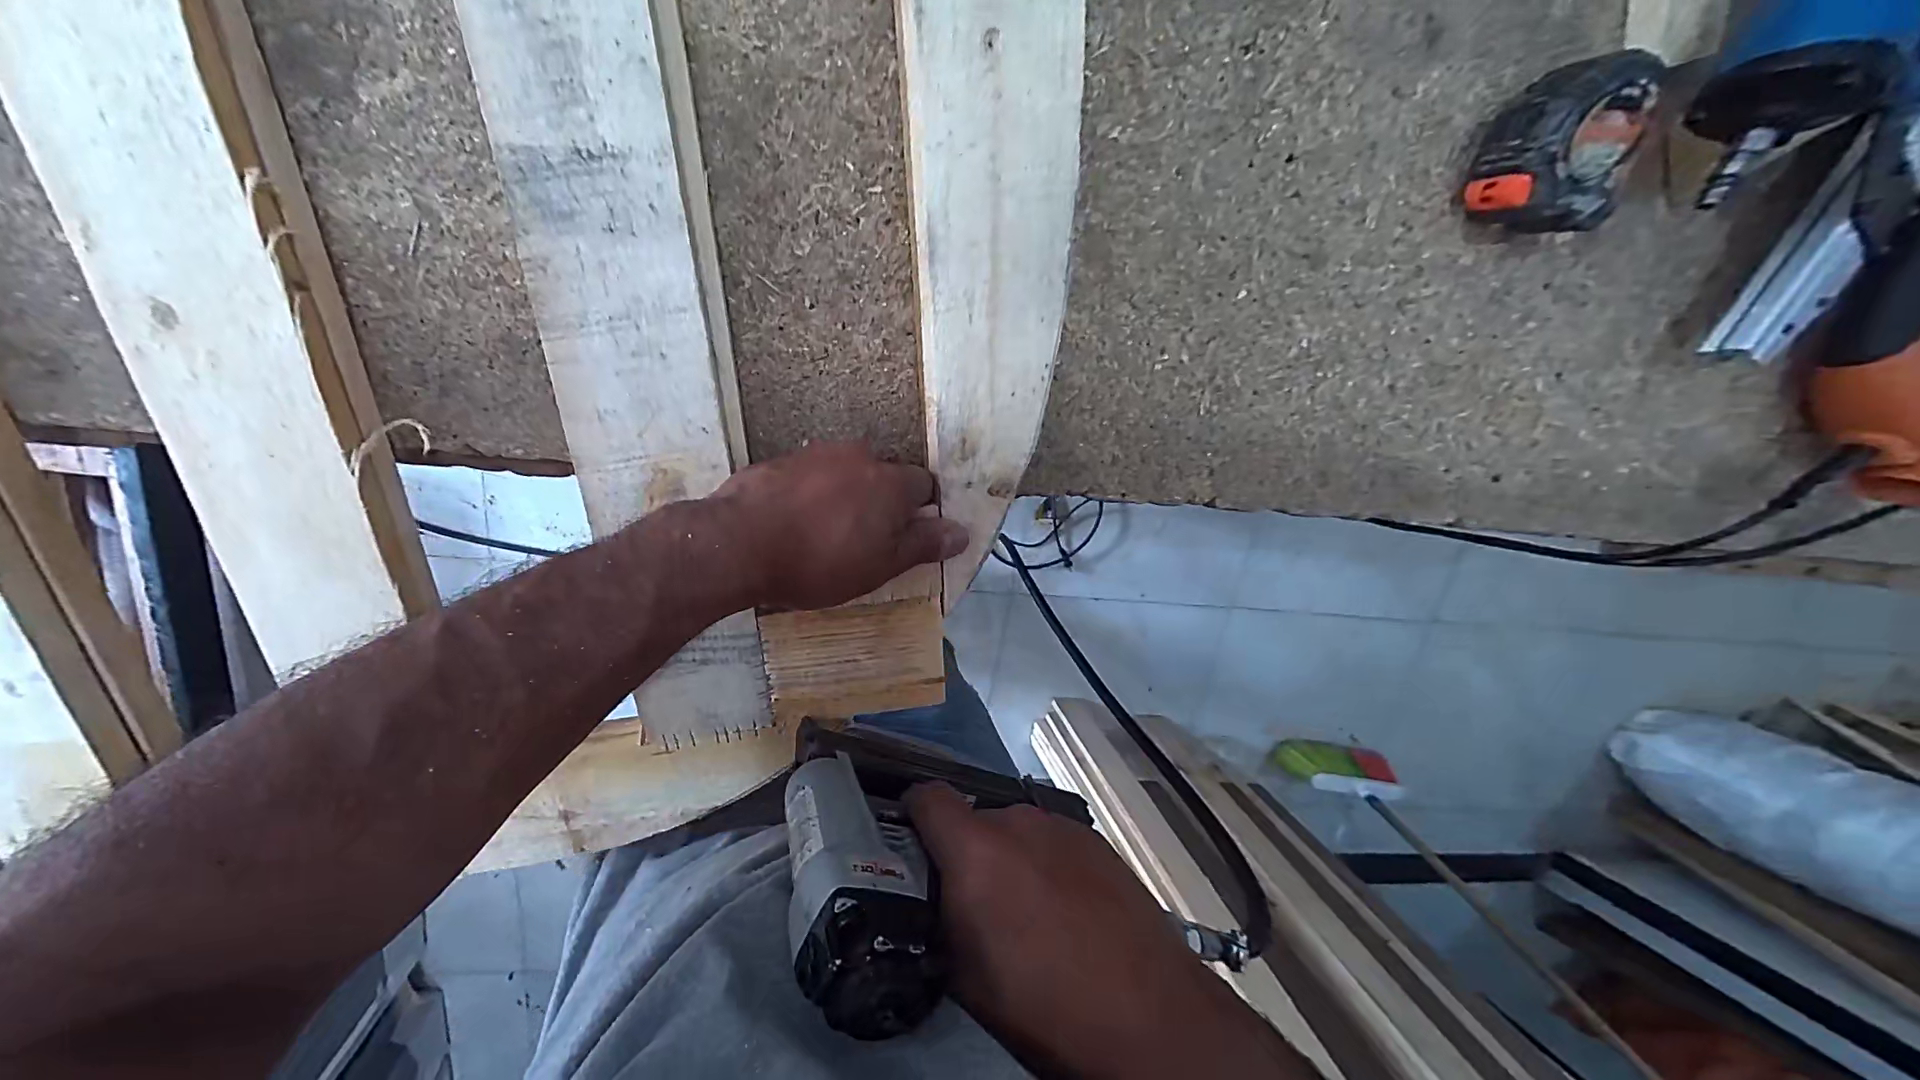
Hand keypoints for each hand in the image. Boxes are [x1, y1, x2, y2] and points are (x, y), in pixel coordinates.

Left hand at [710, 441, 968, 610]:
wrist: (738, 543)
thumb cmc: (820, 561)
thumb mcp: (880, 565)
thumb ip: (923, 545)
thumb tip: (962, 531)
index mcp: (891, 481)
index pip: (925, 486)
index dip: (922, 513)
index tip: (907, 538)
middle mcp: (860, 456)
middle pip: (886, 476)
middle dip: (884, 502)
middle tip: (867, 540)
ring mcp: (817, 454)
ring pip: (847, 473)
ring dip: (847, 496)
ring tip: (828, 533)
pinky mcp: (781, 461)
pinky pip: (812, 476)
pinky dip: (814, 494)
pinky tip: (796, 522)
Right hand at [905, 783, 1311, 1077]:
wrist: (1150, 1014)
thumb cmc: (1045, 1004)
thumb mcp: (967, 977)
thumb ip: (942, 920)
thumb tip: (937, 900)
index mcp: (976, 850)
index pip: (927, 796)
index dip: (912, 810)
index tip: (911, 837)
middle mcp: (1018, 822)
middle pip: (974, 818)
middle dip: (966, 850)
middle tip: (975, 900)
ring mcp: (1063, 826)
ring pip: (1016, 829)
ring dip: (1009, 856)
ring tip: (1028, 908)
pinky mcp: (1098, 840)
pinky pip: (1053, 840)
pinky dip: (1046, 862)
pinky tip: (1067, 907)